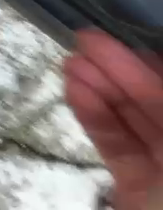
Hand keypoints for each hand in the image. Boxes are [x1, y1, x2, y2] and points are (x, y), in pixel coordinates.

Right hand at [66, 29, 162, 209]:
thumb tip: (161, 60)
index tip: (140, 42)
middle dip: (133, 74)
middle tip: (90, 38)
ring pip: (143, 125)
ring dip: (106, 89)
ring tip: (74, 58)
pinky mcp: (141, 189)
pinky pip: (119, 147)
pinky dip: (95, 115)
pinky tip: (74, 87)